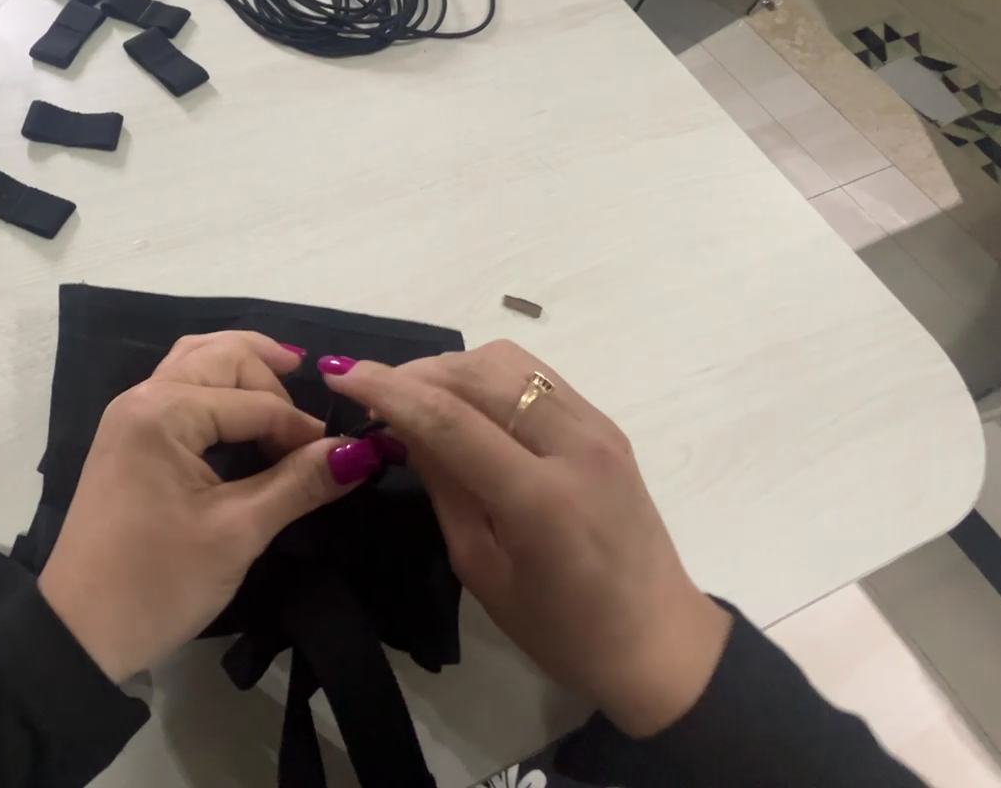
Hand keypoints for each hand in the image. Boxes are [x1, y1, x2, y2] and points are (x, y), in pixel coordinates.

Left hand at [37, 333, 363, 682]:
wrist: (78, 634)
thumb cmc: (157, 582)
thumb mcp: (236, 533)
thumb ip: (298, 484)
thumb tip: (360, 453)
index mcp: (164, 411)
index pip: (254, 402)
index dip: (301, 429)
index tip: (339, 462)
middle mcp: (143, 396)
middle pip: (221, 355)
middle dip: (271, 375)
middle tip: (309, 420)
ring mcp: (131, 414)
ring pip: (197, 361)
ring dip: (243, 366)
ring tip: (287, 378)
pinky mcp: (130, 436)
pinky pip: (181, 386)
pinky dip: (219, 385)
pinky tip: (245, 407)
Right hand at [320, 341, 731, 736]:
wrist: (661, 641)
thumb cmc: (561, 629)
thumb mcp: (481, 567)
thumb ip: (442, 484)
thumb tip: (400, 424)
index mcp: (541, 500)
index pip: (449, 419)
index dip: (386, 388)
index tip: (339, 373)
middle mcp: (575, 446)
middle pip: (475, 373)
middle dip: (411, 373)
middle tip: (372, 394)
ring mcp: (596, 425)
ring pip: (504, 359)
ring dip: (448, 367)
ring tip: (415, 396)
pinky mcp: (603, 421)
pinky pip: (530, 372)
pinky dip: (483, 373)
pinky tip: (462, 399)